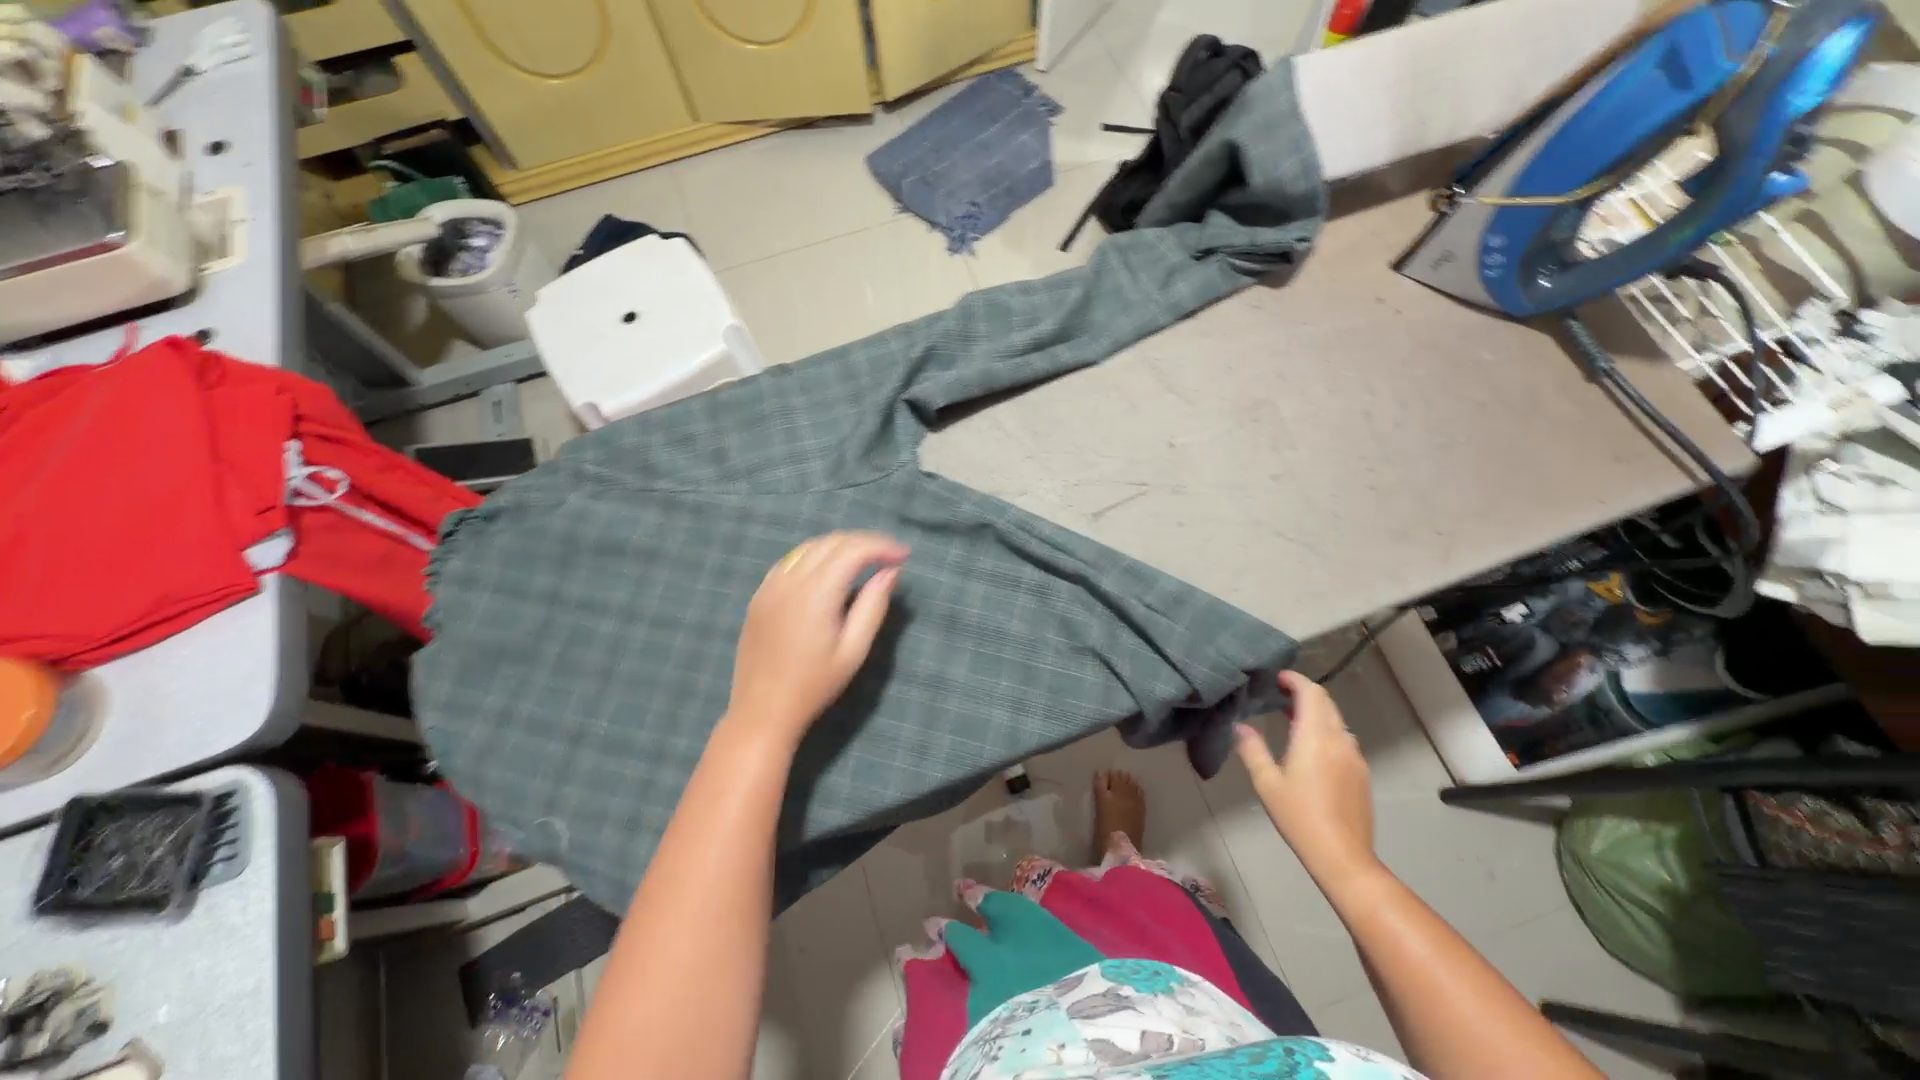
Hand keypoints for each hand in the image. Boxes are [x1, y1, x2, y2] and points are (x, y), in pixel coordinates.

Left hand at [726, 531, 907, 740]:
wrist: (762, 710)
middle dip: (864, 542)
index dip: (881, 546)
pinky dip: (814, 556)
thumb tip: (890, 572)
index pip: (852, 550)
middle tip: (889, 557)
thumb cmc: (814, 686)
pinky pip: (790, 561)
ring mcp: (769, 586)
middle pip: (831, 542)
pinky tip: (827, 571)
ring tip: (864, 561)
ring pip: (808, 547)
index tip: (904, 555)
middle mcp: (789, 581)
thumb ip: (873, 607)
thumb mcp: (853, 651)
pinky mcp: (759, 595)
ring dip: (839, 546)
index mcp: (815, 594)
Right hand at [1234, 671, 1379, 885]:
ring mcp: (1354, 756)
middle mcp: (1339, 739)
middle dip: (1305, 693)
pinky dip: (1326, 732)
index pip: (1311, 693)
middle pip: (1326, 703)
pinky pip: (1343, 740)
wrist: (1341, 854)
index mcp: (1314, 737)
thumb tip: (1240, 727)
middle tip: (1280, 695)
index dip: (1295, 680)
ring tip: (1292, 721)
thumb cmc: (1299, 816)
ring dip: (1316, 713)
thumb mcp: (1267, 784)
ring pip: (1336, 721)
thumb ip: (1253, 750)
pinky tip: (1312, 751)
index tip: (1277, 678)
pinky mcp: (1361, 773)